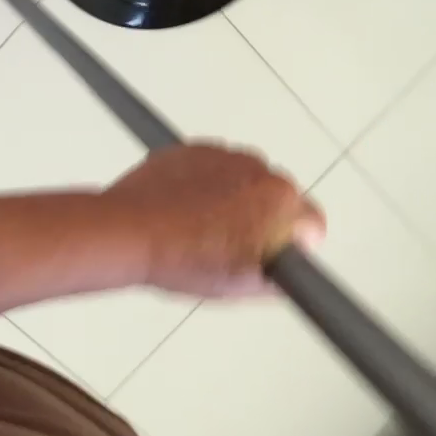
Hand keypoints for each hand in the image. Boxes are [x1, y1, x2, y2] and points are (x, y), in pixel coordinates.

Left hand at [103, 144, 324, 297]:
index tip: (272, 252)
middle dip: (258, 217)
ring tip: (194, 226)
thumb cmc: (178, 257)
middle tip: (225, 242)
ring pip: (239, 179)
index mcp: (281, 201)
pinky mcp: (189, 149)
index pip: (309, 222)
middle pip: (274, 197)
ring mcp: (221, 155)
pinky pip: (205, 167)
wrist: (126, 233)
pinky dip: (198, 183)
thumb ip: (275, 278)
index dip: (291, 243)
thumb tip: (282, 277)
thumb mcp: (238, 285)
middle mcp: (257, 169)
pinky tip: (178, 207)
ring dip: (227, 197)